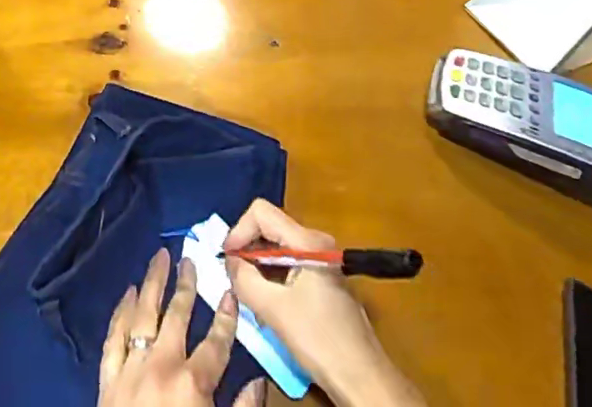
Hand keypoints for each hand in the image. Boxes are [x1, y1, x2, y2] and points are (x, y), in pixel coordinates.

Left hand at [101, 248, 266, 406]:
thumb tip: (258, 383)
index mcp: (193, 384)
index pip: (216, 341)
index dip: (226, 316)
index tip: (229, 290)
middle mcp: (162, 366)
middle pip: (176, 316)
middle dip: (185, 285)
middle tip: (189, 258)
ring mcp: (131, 369)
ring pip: (143, 315)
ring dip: (153, 283)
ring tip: (159, 257)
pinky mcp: (107, 380)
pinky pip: (114, 337)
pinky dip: (121, 312)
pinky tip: (128, 292)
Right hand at [226, 200, 423, 406]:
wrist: (363, 378)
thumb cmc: (320, 340)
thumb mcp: (274, 310)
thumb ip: (245, 279)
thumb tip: (229, 260)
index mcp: (307, 241)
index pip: (261, 213)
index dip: (239, 231)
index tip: (228, 260)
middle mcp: (315, 242)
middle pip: (269, 229)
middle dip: (247, 251)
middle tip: (234, 280)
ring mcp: (321, 261)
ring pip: (277, 249)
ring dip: (258, 268)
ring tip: (248, 296)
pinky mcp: (322, 280)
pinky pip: (288, 265)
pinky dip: (271, 278)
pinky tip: (267, 306)